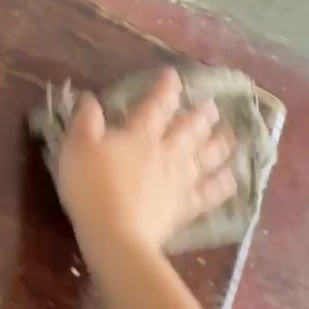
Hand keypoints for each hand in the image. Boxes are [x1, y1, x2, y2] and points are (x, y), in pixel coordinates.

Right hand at [54, 67, 237, 253]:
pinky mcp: (183, 206)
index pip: (155, 107)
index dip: (165, 90)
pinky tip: (231, 179)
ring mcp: (178, 181)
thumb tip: (90, 99)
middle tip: (212, 105)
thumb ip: (85, 122)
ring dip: (219, 144)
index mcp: (139, 136)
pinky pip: (208, 193)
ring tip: (230, 134)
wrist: (114, 232)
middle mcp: (165, 153)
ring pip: (205, 158)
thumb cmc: (89, 187)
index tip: (173, 75)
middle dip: (200, 115)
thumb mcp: (76, 149)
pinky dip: (221, 185)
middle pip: (188, 130)